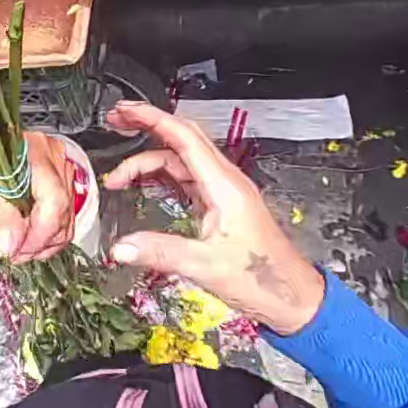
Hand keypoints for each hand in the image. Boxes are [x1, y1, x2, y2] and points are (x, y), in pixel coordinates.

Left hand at [0, 131, 75, 262]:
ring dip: (42, 242)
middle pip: (62, 212)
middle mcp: (55, 160)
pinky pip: (65, 221)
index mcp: (35, 153)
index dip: (37, 233)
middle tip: (11, 251)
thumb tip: (13, 243)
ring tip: (15, 244)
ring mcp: (61, 173)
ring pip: (66, 221)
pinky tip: (25, 238)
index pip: (53, 200)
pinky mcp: (61, 188)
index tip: (13, 249)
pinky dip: (47, 237)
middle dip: (37, 242)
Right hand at [103, 102, 324, 334]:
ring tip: (117, 174)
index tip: (126, 111)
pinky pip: (186, 179)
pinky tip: (144, 185)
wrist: (291, 296)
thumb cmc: (262, 278)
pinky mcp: (220, 204)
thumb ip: (160, 253)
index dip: (152, 119)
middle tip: (117, 121)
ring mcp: (223, 191)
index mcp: (224, 185)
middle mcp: (224, 181)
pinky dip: (161, 177)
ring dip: (148, 159)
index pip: (184, 137)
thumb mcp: (206, 266)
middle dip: (147, 126)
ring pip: (181, 160)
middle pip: (182, 138)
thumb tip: (121, 246)